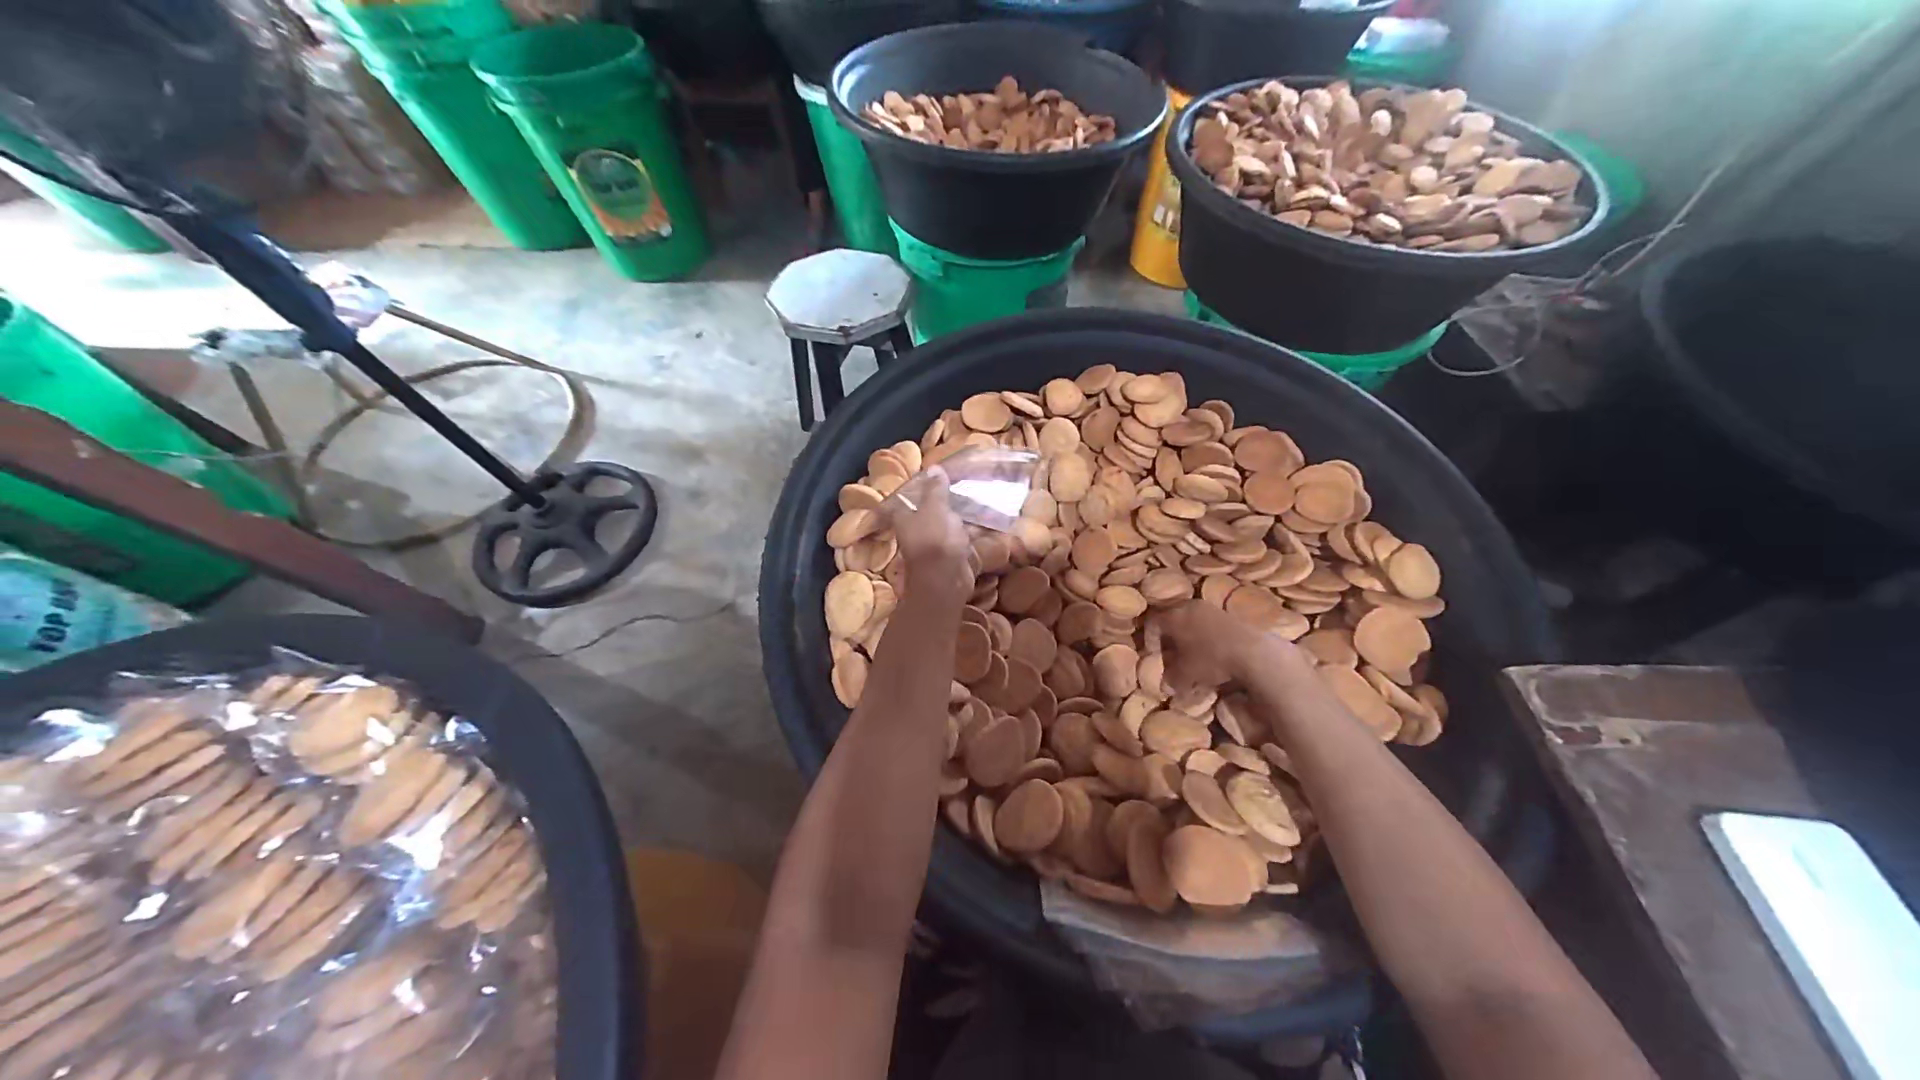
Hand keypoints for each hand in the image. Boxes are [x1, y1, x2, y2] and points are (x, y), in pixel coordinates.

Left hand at [886, 468, 972, 599]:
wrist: (946, 581)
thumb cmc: (934, 540)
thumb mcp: (934, 508)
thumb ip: (935, 489)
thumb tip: (934, 467)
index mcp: (905, 516)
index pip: (910, 494)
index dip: (923, 484)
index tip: (939, 473)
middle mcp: (917, 529)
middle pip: (931, 507)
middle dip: (947, 497)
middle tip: (965, 480)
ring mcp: (936, 542)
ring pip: (949, 521)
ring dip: (963, 513)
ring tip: (980, 494)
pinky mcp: (953, 554)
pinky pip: (963, 536)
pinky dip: (974, 529)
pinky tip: (988, 518)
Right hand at [1155, 601, 1306, 692]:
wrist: (1253, 652)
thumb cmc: (1210, 659)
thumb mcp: (1184, 675)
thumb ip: (1171, 678)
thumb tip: (1167, 684)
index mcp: (1173, 616)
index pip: (1152, 622)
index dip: (1150, 639)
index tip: (1154, 655)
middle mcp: (1189, 606)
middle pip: (1173, 619)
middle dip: (1170, 637)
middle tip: (1172, 655)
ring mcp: (1211, 608)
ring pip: (1192, 620)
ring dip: (1190, 636)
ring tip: (1194, 655)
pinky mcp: (1230, 614)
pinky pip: (1210, 624)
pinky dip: (1207, 636)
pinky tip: (1213, 652)